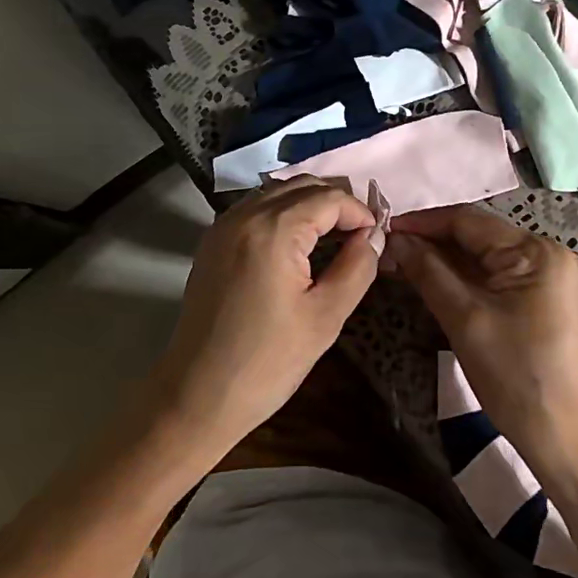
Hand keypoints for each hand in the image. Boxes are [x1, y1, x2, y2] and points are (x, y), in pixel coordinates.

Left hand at [149, 177, 380, 451]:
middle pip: (298, 187)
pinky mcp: (210, 243)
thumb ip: (356, 267)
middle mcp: (242, 216)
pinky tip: (296, 244)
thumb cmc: (268, 360)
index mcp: (272, 229)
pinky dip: (278, 215)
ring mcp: (221, 227)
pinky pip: (251, 211)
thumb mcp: (325, 316)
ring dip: (306, 205)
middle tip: (361, 234)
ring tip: (334, 237)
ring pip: (273, 194)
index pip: (327, 197)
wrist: (200, 390)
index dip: (359, 212)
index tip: (378, 237)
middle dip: (334, 202)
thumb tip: (373, 237)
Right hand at [384, 205, 577, 479]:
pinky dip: (457, 278)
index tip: (381, 230)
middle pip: (474, 236)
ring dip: (439, 260)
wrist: (562, 435)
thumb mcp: (463, 316)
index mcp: (536, 253)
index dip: (420, 223)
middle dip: (427, 242)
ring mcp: (543, 279)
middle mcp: (545, 256)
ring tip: (397, 266)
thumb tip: (393, 239)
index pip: (467, 221)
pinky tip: (426, 282)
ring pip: (479, 257)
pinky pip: (489, 277)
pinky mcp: (537, 300)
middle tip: (384, 252)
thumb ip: (426, 270)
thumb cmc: (514, 372)